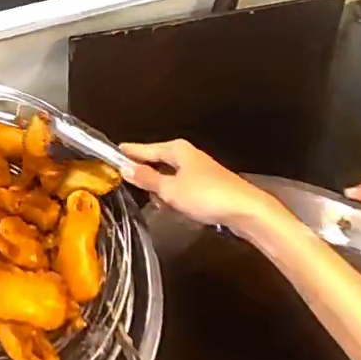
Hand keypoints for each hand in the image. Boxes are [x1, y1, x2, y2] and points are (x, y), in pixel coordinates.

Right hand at [120, 139, 266, 228]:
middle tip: (132, 186)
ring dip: (162, 190)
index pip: (144, 148)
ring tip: (158, 203)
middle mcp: (186, 155)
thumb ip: (146, 179)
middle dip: (146, 175)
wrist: (247, 211)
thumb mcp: (170, 190)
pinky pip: (181, 187)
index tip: (113, 152)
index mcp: (176, 149)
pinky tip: (175, 208)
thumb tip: (126, 168)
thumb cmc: (206, 196)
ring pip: (169, 177)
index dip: (129, 152)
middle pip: (157, 162)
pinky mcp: (207, 185)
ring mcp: (198, 170)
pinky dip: (175, 196)